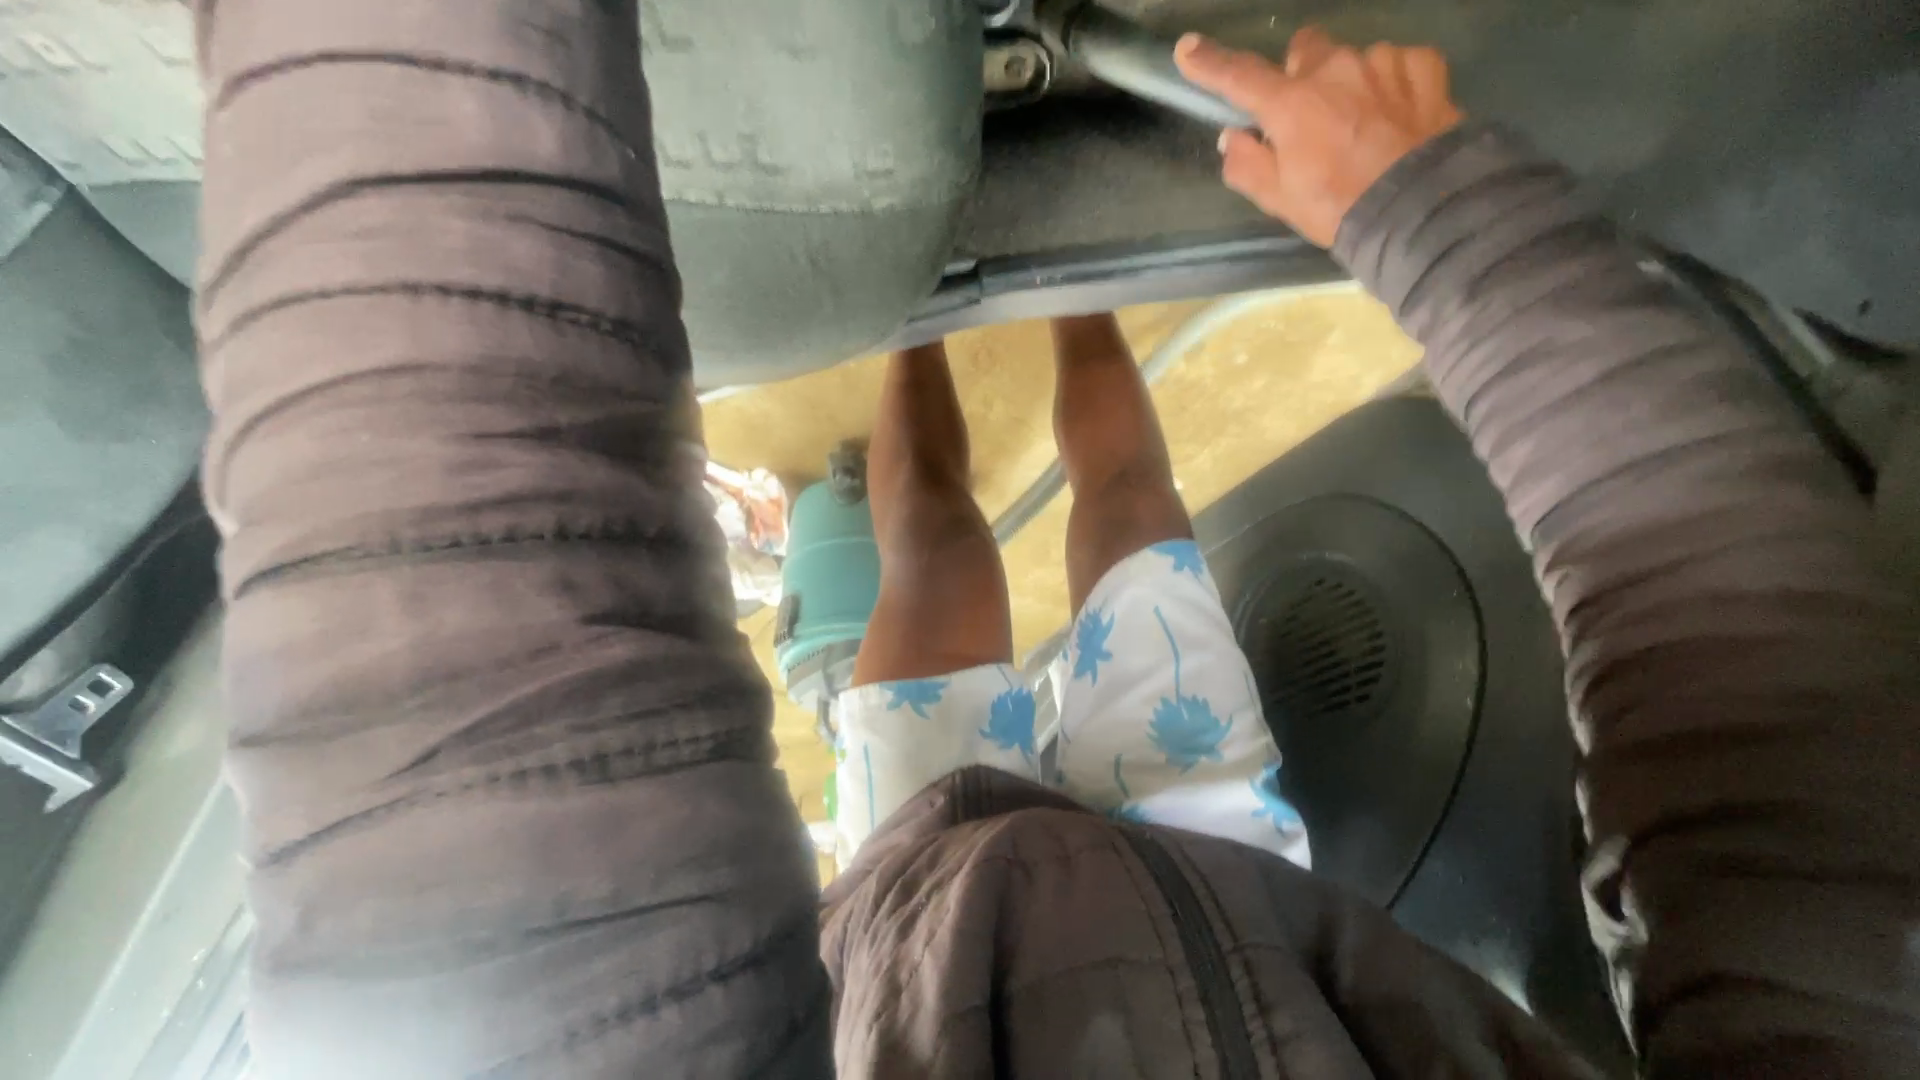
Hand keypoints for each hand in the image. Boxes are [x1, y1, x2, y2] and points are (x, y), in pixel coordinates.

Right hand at [1174, 28, 1462, 247]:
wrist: (1419, 206)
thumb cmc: (1338, 207)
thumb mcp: (1279, 199)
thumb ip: (1247, 164)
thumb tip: (1232, 137)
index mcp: (1291, 105)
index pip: (1240, 76)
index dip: (1210, 63)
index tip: (1188, 49)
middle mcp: (1334, 69)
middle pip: (1306, 51)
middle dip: (1303, 74)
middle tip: (1309, 116)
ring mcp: (1382, 61)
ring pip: (1353, 60)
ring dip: (1350, 85)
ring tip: (1363, 128)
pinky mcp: (1424, 65)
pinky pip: (1397, 64)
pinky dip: (1391, 87)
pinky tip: (1397, 119)